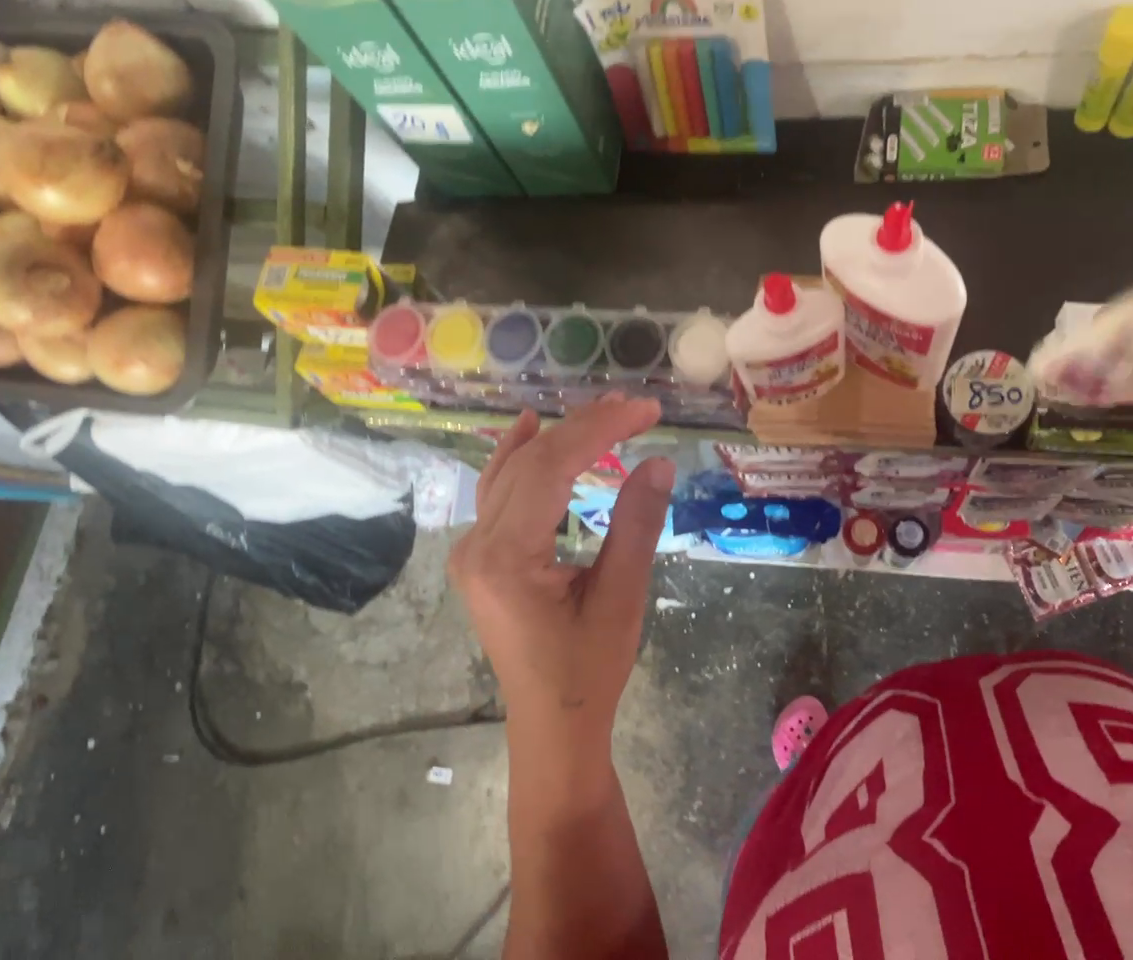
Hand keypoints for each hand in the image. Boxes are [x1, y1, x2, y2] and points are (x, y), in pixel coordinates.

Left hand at [448, 397, 673, 739]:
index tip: (646, 411)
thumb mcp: (621, 598)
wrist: (552, 724)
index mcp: (506, 556)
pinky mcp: (480, 558)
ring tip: (600, 413)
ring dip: (556, 438)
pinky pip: (498, 493)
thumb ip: (636, 526)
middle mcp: (477, 545)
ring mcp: (472, 551)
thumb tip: (659, 462)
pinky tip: (528, 429)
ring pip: (511, 472)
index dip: (601, 430)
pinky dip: (519, 458)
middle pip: (530, 462)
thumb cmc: (588, 671)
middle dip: (583, 428)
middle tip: (634, 407)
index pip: (553, 467)